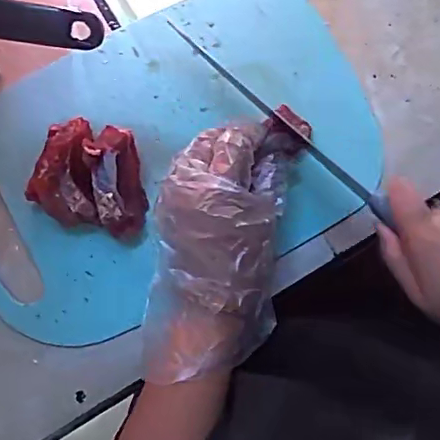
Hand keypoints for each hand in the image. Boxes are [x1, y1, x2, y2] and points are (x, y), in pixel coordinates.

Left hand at [144, 122, 283, 382]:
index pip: (236, 138)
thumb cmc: (242, 267)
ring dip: (216, 148)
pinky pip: (183, 170)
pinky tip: (218, 177)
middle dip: (235, 136)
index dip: (258, 132)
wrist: (202, 307)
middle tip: (259, 145)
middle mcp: (186, 179)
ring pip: (193, 151)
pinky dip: (201, 165)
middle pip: (211, 138)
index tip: (275, 133)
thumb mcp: (266, 219)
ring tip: (240, 160)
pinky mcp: (163, 203)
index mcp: (215, 182)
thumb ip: (270, 178)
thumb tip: (276, 151)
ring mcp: (170, 190)